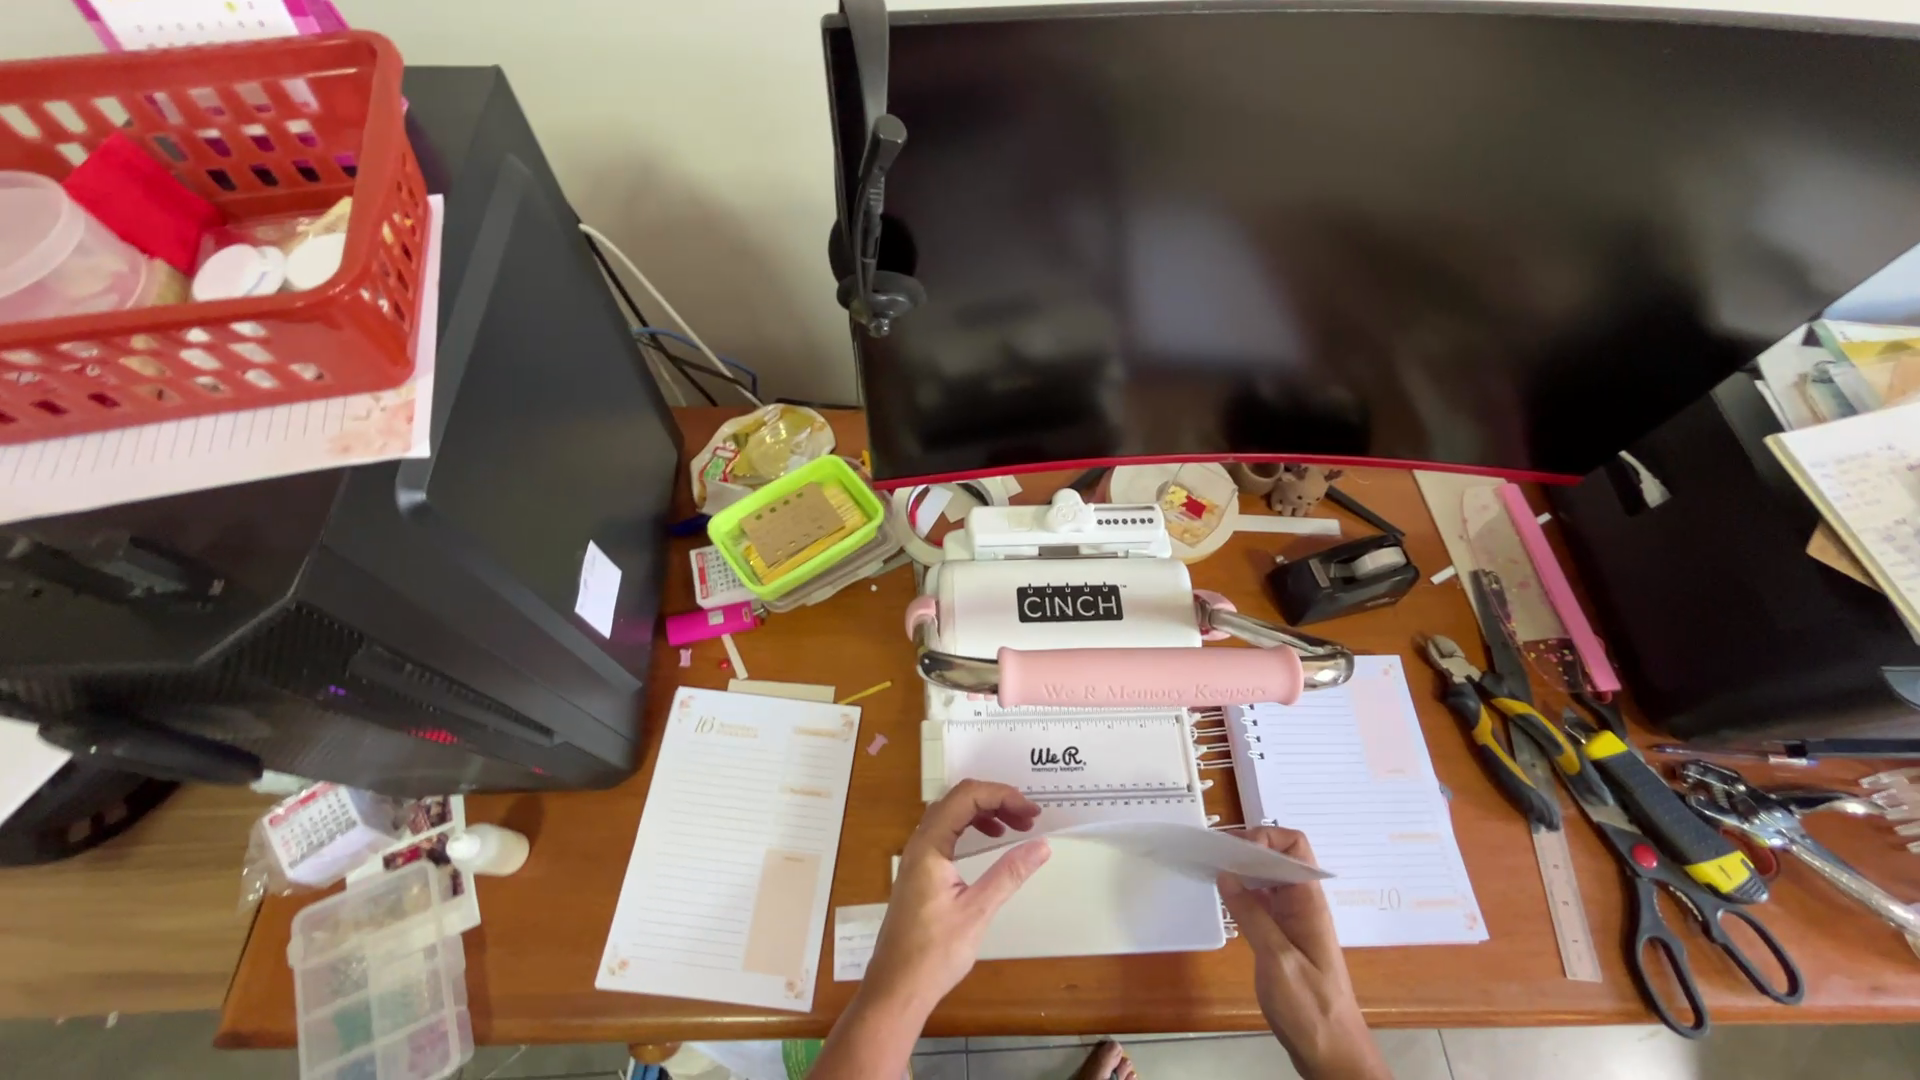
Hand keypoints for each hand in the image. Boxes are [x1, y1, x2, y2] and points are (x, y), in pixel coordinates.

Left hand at [862, 780, 1052, 1014]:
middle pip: (959, 799)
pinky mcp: (922, 869)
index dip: (1002, 795)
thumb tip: (1042, 845)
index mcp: (930, 845)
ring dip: (985, 812)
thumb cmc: (934, 953)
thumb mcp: (977, 912)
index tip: (1032, 812)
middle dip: (996, 800)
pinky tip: (992, 842)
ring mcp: (918, 855)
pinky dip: (973, 827)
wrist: (897, 987)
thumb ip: (1009, 874)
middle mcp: (920, 842)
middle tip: (1029, 818)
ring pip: (953, 813)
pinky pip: (948, 831)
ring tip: (1017, 827)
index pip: (967, 797)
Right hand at [1218, 827, 1389, 1079]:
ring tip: (1209, 869)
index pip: (1295, 846)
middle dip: (1246, 849)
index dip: (1265, 837)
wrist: (1330, 1054)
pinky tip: (1221, 898)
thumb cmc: (1311, 1007)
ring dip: (1240, 870)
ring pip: (1266, 879)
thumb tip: (1226, 874)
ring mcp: (1291, 920)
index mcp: (1309, 902)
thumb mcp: (1278, 959)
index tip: (1233, 848)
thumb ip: (1252, 914)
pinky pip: (1259, 901)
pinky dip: (1240, 893)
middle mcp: (1301, 904)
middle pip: (1277, 857)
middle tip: (1211, 852)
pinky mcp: (1280, 937)